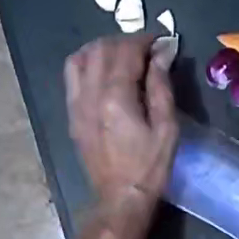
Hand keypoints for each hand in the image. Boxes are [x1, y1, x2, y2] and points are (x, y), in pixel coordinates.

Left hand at [65, 34, 178, 227]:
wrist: (120, 198)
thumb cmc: (149, 168)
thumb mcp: (166, 128)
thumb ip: (161, 86)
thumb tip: (162, 53)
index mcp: (116, 97)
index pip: (127, 51)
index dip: (146, 40)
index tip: (162, 41)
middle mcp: (90, 95)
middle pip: (102, 48)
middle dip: (126, 42)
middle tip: (147, 50)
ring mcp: (76, 104)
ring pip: (81, 57)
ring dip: (103, 49)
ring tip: (123, 58)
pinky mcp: (72, 114)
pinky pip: (72, 76)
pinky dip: (87, 64)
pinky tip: (103, 72)